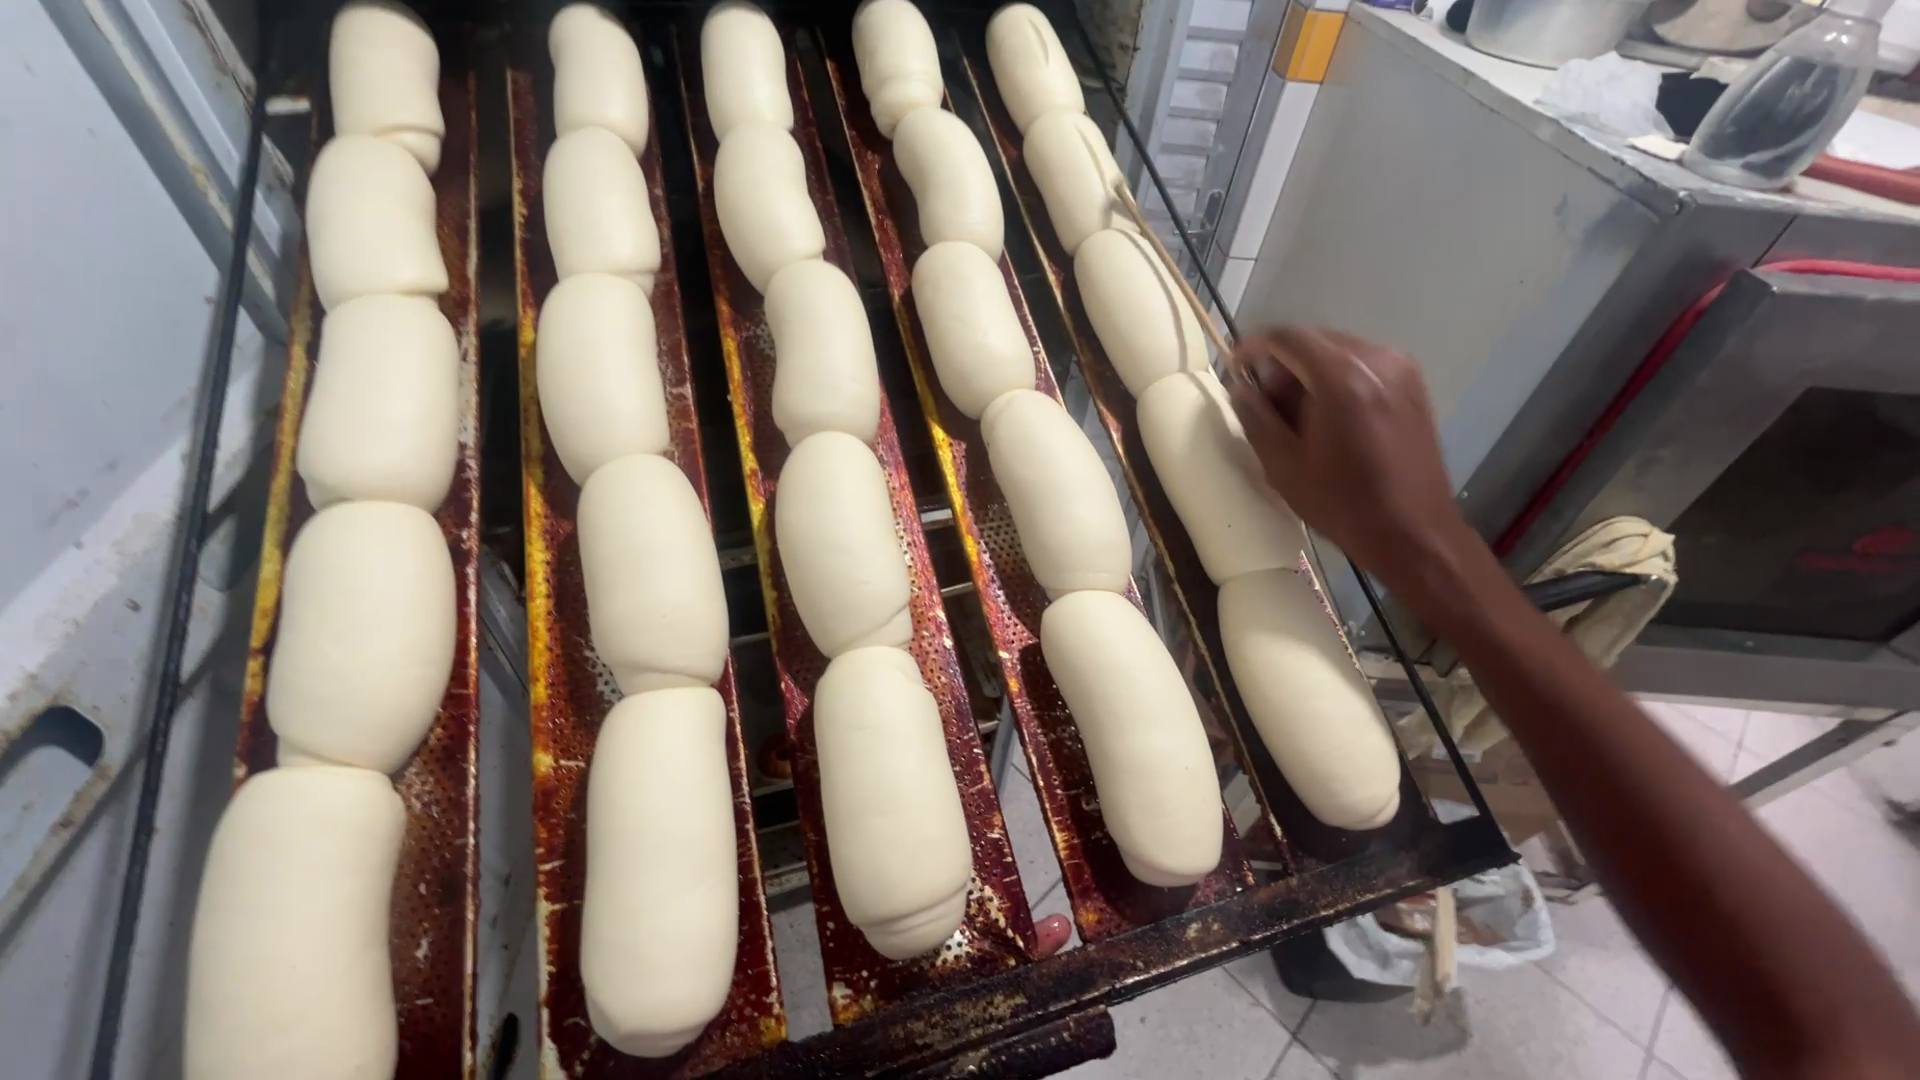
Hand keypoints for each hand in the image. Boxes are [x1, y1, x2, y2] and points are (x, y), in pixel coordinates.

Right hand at [1225, 325, 1469, 590]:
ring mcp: (1400, 369)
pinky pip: (1361, 365)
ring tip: (1296, 415)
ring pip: (1337, 351)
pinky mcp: (1412, 384)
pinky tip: (1327, 417)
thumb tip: (1239, 387)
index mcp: (1342, 378)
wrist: (1413, 531)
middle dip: (1281, 364)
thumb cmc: (1341, 503)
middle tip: (1264, 403)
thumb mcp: (1282, 465)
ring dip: (1308, 372)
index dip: (1253, 347)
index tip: (1235, 369)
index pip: (1287, 337)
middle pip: (1314, 340)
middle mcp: (1376, 361)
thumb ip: (1255, 417)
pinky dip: (1335, 379)